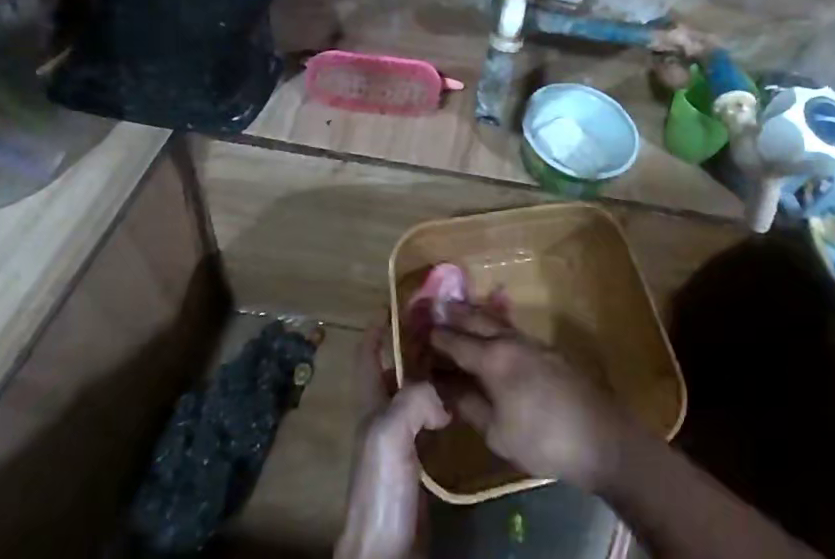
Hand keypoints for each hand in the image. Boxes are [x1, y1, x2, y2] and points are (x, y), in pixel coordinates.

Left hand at [336, 325, 449, 558]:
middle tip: (446, 319)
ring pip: (417, 388)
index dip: (380, 325)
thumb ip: (413, 399)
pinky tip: (466, 395)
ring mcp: (400, 435)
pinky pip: (432, 413)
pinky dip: (446, 397)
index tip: (403, 300)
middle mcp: (383, 412)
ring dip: (433, 366)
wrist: (387, 545)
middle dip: (415, 340)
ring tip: (461, 349)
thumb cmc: (381, 484)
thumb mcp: (390, 433)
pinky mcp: (419, 456)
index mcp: (370, 401)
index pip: (368, 352)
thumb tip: (441, 394)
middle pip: (397, 365)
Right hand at [429, 302, 630, 489]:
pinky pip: (513, 330)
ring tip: (458, 309)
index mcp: (494, 359)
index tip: (418, 329)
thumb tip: (445, 388)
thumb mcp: (497, 432)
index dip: (436, 337)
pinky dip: (495, 325)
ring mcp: (533, 343)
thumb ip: (469, 405)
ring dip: (476, 315)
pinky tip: (493, 330)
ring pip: (497, 321)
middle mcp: (511, 342)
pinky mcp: (548, 351)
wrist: (599, 437)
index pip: (457, 342)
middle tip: (434, 306)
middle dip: (455, 314)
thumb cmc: (542, 440)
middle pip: (478, 320)